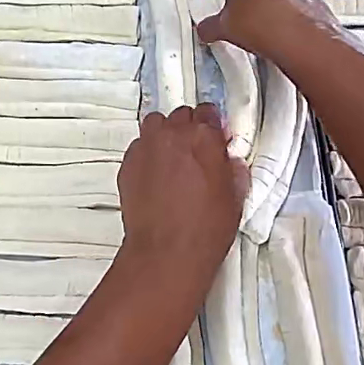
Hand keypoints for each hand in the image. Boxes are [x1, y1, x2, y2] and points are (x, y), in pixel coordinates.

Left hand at [117, 104, 247, 272]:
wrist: (167, 252)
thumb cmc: (202, 229)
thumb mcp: (234, 197)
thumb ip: (232, 169)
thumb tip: (230, 164)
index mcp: (204, 137)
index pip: (209, 112)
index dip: (213, 126)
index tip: (215, 137)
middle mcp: (173, 135)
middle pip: (181, 115)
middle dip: (189, 129)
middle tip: (196, 151)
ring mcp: (147, 148)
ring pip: (155, 124)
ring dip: (165, 134)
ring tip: (173, 157)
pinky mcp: (128, 164)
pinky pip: (139, 147)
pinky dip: (148, 154)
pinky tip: (156, 175)